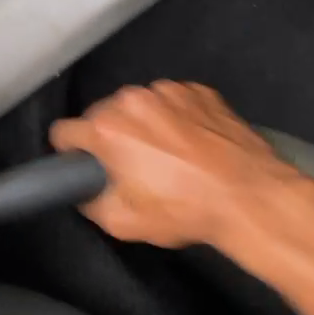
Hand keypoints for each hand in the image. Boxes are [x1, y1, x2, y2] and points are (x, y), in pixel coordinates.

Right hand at [48, 82, 313, 249]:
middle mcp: (134, 102)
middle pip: (101, 116)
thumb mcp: (121, 222)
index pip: (63, 131)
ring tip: (166, 159)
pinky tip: (188, 147)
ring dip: (142, 127)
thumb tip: (85, 192)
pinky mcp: (198, 92)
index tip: (80, 162)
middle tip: (132, 168)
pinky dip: (174, 120)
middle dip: (110, 138)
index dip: (69, 152)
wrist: (249, 197)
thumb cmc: (189, 208)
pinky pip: (171, 102)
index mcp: (107, 129)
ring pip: (137, 107)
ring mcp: (168, 92)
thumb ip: (88, 202)